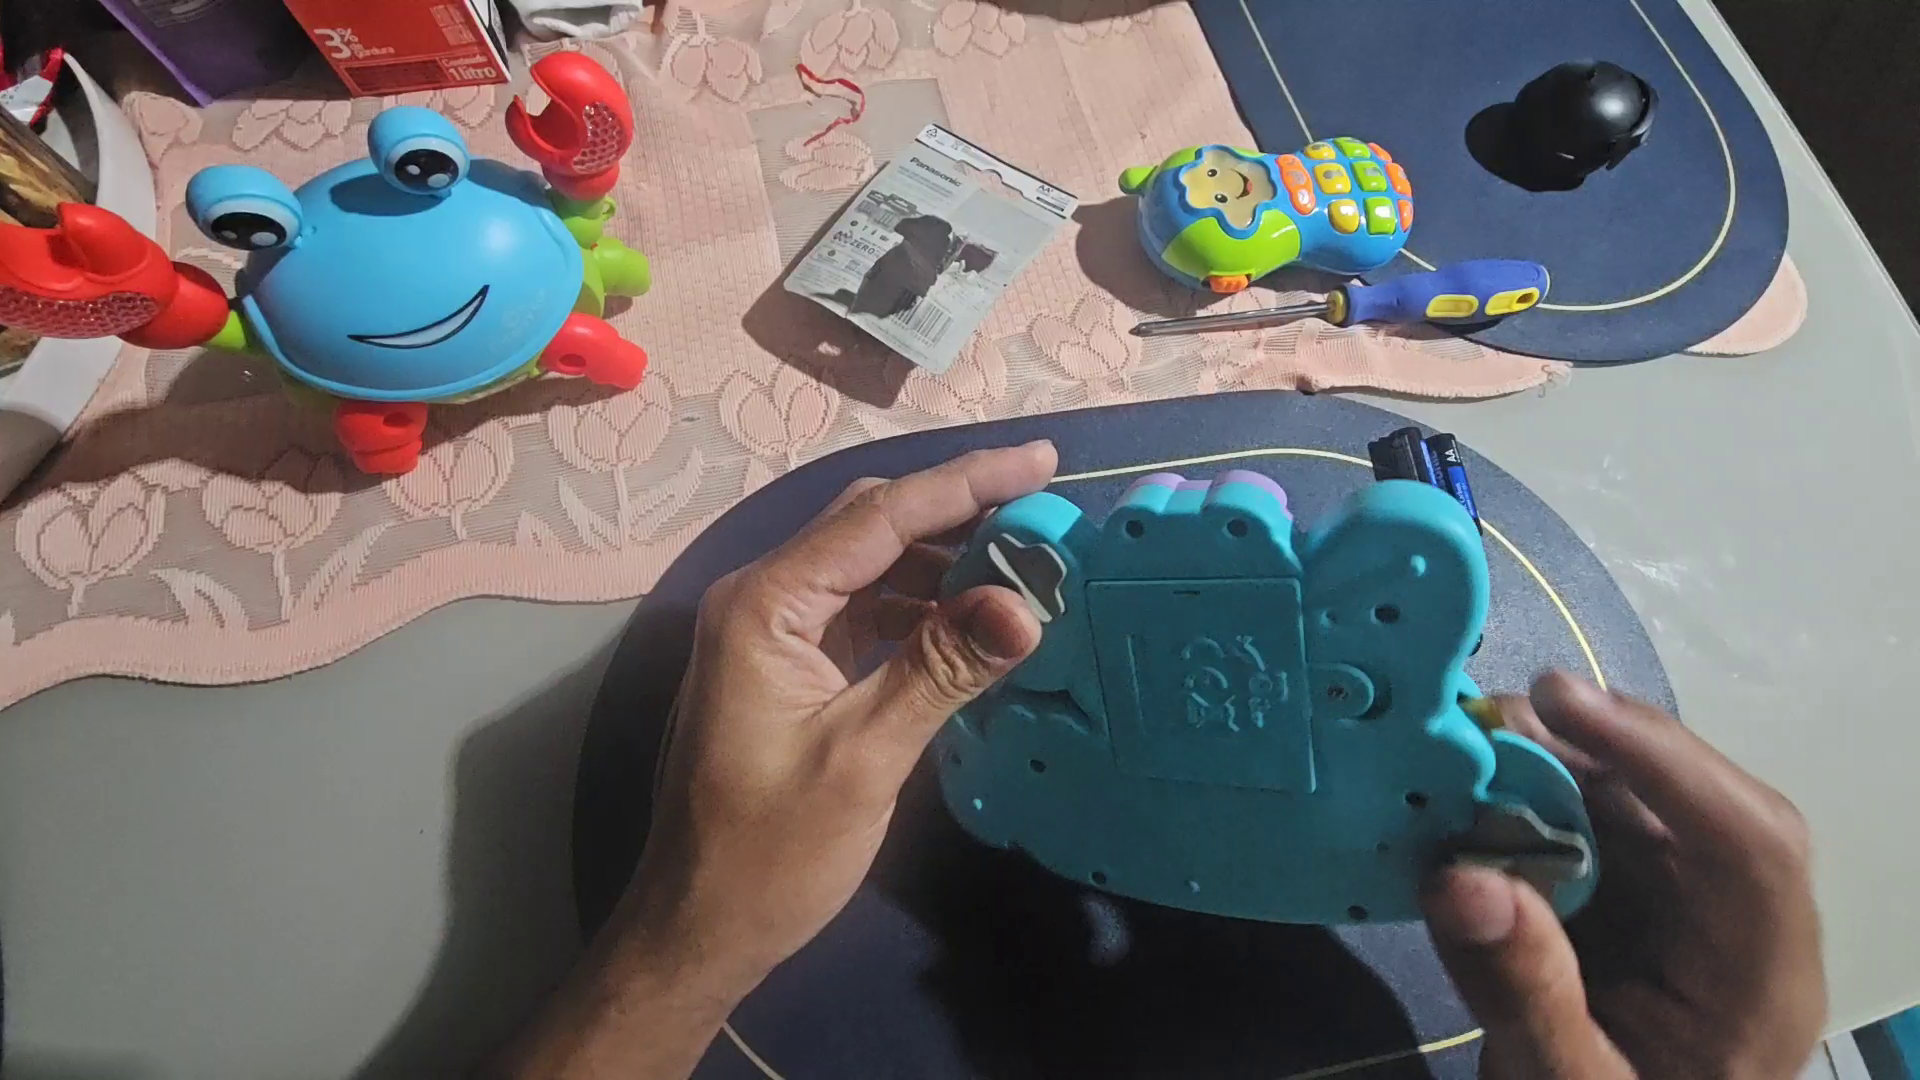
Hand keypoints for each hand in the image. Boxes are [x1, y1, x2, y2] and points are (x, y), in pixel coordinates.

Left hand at [625, 439, 1055, 984]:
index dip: (966, 482)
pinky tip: (967, 616)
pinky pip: (866, 605)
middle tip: (1036, 505)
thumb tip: (1023, 605)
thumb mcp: (864, 758)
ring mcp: (775, 626)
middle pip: (872, 524)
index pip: (880, 518)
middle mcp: (764, 595)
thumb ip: (941, 670)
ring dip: (943, 558)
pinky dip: (920, 602)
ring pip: (871, 561)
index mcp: (766, 603)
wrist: (699, 924)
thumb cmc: (769, 852)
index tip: (1038, 460)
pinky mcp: (792, 656)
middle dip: (957, 509)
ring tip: (1017, 564)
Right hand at [1421, 673, 1824, 1078]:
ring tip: (1451, 739)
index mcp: (1748, 970)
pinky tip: (1451, 778)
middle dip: (1575, 737)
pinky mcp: (1589, 874)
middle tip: (1475, 714)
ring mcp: (1648, 884)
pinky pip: (1552, 806)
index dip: (1663, 758)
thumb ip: (1523, 992)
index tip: (1557, 700)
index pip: (1746, 841)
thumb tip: (1460, 875)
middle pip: (1669, 792)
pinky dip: (1500, 780)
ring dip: (1528, 750)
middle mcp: (1708, 907)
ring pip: (1606, 785)